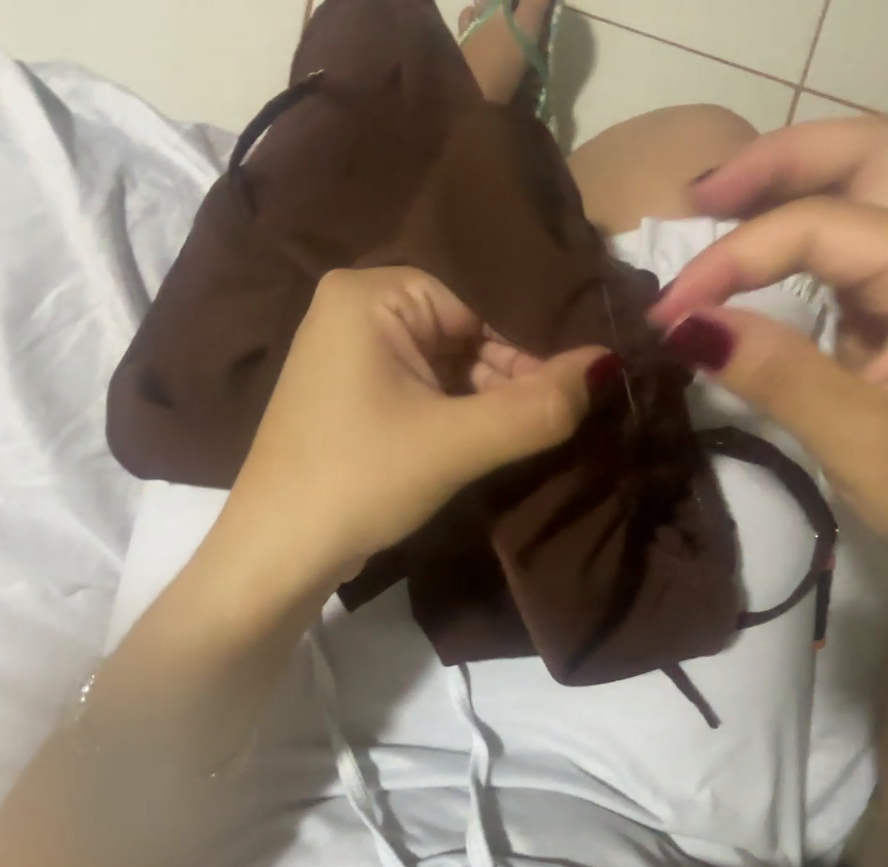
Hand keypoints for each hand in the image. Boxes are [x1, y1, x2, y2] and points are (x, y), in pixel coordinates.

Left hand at [223, 267, 607, 578]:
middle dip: (511, 375)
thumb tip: (610, 364)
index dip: (533, 343)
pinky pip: (422, 387)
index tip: (580, 385)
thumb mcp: (455, 443)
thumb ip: (537, 405)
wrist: (276, 552)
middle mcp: (355, 309)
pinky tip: (492, 438)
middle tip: (563, 415)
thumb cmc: (358, 480)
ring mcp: (349, 353)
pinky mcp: (352, 394)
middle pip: (463, 329)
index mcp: (369, 293)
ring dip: (488, 399)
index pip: (480, 299)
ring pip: (446, 363)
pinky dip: (457, 412)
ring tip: (534, 432)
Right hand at [652, 118, 887, 578]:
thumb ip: (775, 370)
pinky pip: (856, 252)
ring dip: (790, 191)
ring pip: (867, 193)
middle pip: (869, 158)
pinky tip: (755, 265)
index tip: (666, 314)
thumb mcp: (861, 440)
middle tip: (697, 198)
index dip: (735, 256)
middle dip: (777, 163)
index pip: (826, 224)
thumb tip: (683, 325)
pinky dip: (799, 243)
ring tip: (713, 215)